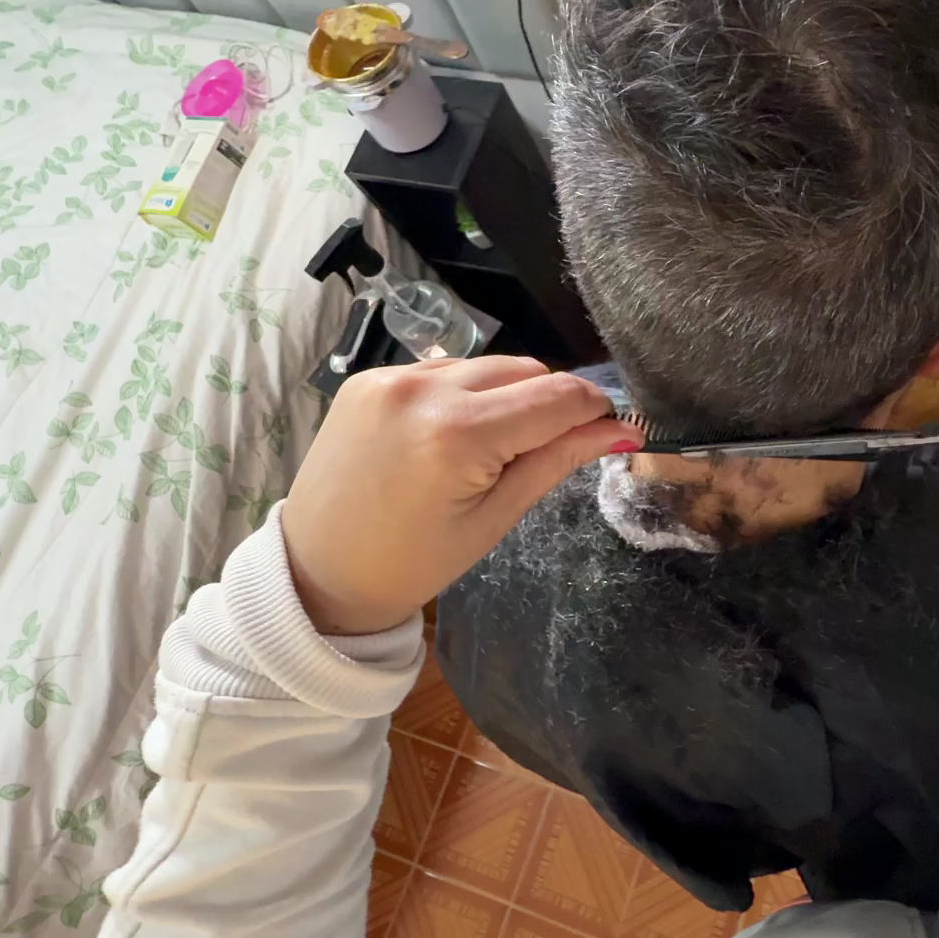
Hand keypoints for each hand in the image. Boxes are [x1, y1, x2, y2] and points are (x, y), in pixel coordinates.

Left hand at [281, 357, 640, 633]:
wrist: (316, 572)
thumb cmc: (415, 563)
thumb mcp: (496, 517)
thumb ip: (558, 461)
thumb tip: (622, 431)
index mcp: (458, 434)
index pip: (557, 397)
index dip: (596, 410)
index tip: (614, 430)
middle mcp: (423, 388)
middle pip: (527, 370)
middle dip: (554, 403)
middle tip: (550, 448)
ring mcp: (390, 376)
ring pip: (489, 364)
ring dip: (513, 394)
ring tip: (499, 445)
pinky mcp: (369, 377)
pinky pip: (448, 369)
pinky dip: (470, 392)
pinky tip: (459, 432)